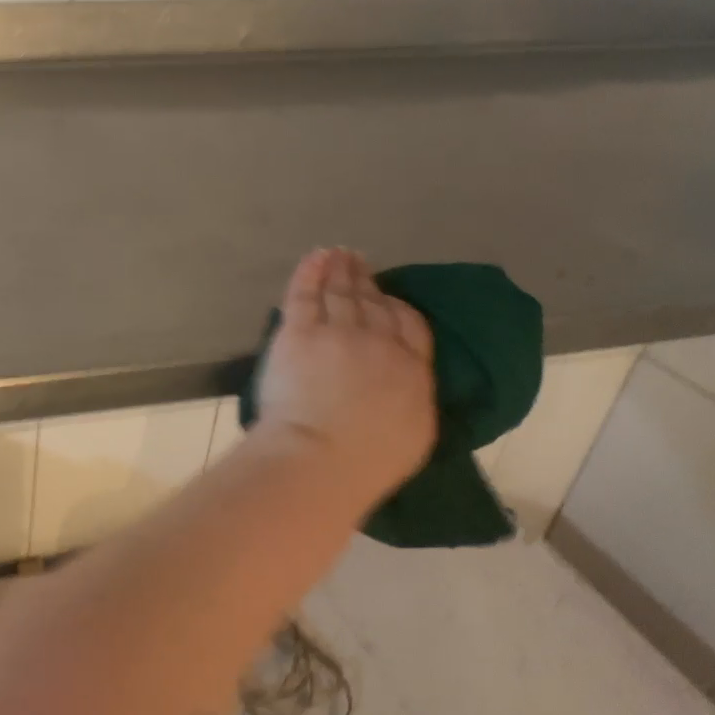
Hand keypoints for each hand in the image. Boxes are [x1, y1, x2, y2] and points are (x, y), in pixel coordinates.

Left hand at [251, 247, 436, 499]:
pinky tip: (316, 257)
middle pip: (373, 304)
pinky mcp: (299, 331)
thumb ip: (412, 395)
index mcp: (413, 370)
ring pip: (340, 292)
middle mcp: (378, 342)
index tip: (387, 298)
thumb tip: (407, 377)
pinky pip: (306, 292)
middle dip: (366, 282)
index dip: (396, 306)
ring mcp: (337, 332)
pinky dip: (311, 271)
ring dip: (340, 270)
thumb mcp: (415, 432)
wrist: (321, 455)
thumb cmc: (368, 460)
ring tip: (340, 254)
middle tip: (359, 264)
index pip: (410, 325)